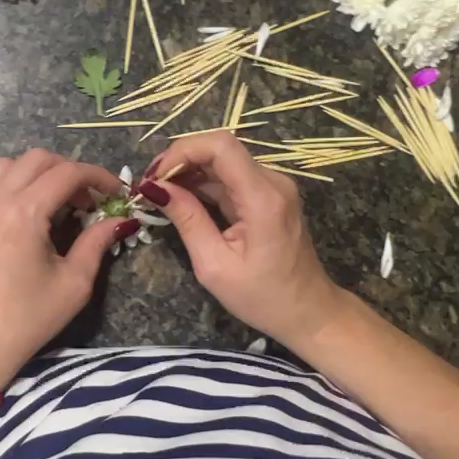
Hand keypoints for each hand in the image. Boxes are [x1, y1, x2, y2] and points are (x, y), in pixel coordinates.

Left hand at [0, 149, 131, 391]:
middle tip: (83, 201)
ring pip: (4, 166)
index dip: (97, 176)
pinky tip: (13, 211)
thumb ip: (97, 244)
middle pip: (36, 159)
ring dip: (33, 174)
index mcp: (24, 214)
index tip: (114, 193)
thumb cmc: (27, 321)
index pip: (68, 173)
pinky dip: (2, 186)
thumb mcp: (73, 285)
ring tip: (48, 203)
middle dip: (67, 171)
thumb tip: (118, 220)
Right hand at [140, 132, 348, 348]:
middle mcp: (272, 182)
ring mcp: (272, 186)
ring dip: (188, 173)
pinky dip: (203, 184)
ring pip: (222, 161)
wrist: (308, 312)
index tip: (154, 177)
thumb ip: (187, 220)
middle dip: (180, 161)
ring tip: (159, 195)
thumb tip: (154, 188)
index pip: (221, 146)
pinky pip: (230, 177)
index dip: (183, 151)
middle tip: (150, 188)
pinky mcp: (268, 195)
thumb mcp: (214, 265)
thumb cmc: (262, 298)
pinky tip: (181, 201)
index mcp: (263, 198)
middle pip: (220, 149)